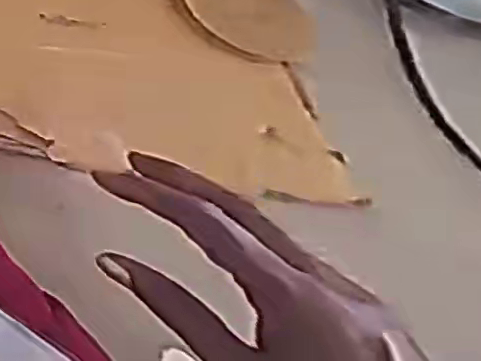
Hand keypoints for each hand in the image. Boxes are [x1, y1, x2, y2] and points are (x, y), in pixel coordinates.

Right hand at [93, 153, 400, 360]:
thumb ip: (177, 311)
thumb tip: (114, 262)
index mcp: (296, 296)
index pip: (204, 219)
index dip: (148, 190)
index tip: (107, 175)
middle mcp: (333, 287)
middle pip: (241, 210)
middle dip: (181, 180)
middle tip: (134, 163)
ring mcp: (360, 301)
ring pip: (271, 233)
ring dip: (215, 207)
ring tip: (172, 192)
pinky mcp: (373, 317)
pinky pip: (296, 258)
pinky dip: (249, 236)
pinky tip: (230, 239)